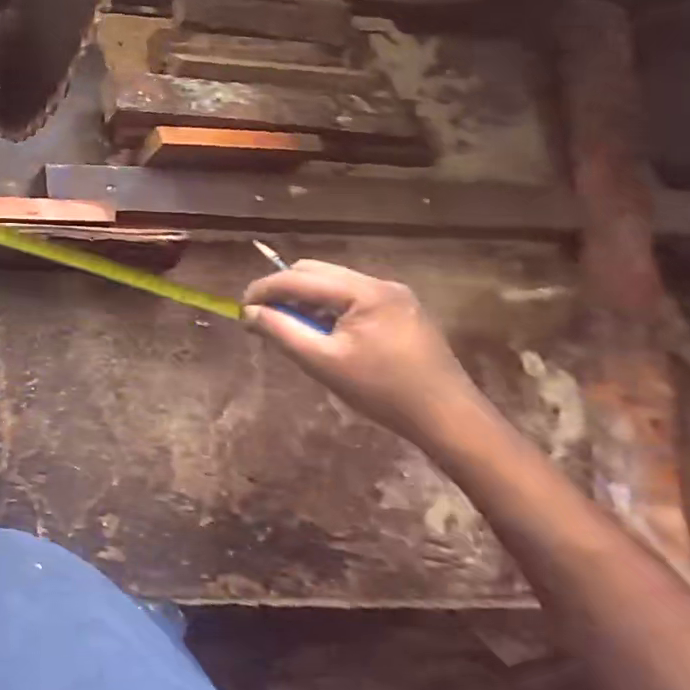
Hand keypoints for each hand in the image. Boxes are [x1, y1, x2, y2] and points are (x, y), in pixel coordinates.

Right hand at [243, 260, 491, 448]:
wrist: (448, 417)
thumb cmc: (381, 390)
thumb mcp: (321, 361)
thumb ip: (280, 330)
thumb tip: (249, 312)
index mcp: (364, 292)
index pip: (298, 277)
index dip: (263, 290)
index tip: (241, 311)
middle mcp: (380, 284)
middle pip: (314, 272)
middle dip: (282, 290)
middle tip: (263, 318)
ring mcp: (394, 296)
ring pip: (331, 283)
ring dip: (303, 299)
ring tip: (290, 327)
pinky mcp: (400, 310)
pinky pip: (350, 297)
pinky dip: (326, 308)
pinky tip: (321, 333)